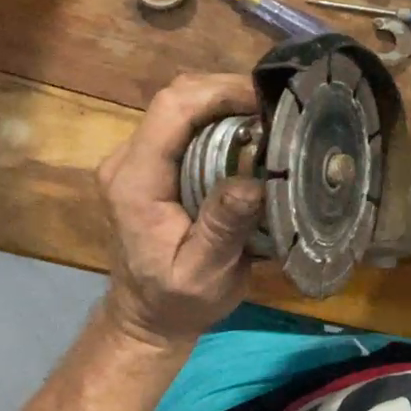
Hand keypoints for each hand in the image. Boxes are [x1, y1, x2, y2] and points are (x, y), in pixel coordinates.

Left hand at [97, 73, 265, 347]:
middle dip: (231, 92)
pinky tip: (256, 134)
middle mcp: (130, 160)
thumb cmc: (176, 300)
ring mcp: (140, 159)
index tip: (267, 101)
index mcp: (136, 181)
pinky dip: (226, 119)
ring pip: (186, 105)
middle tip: (280, 109)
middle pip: (179, 97)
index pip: (171, 110)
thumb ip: (222, 228)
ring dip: (230, 103)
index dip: (219, 92)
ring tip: (274, 119)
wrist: (147, 318)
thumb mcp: (203, 274)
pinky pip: (190, 123)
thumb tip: (251, 184)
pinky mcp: (156, 163)